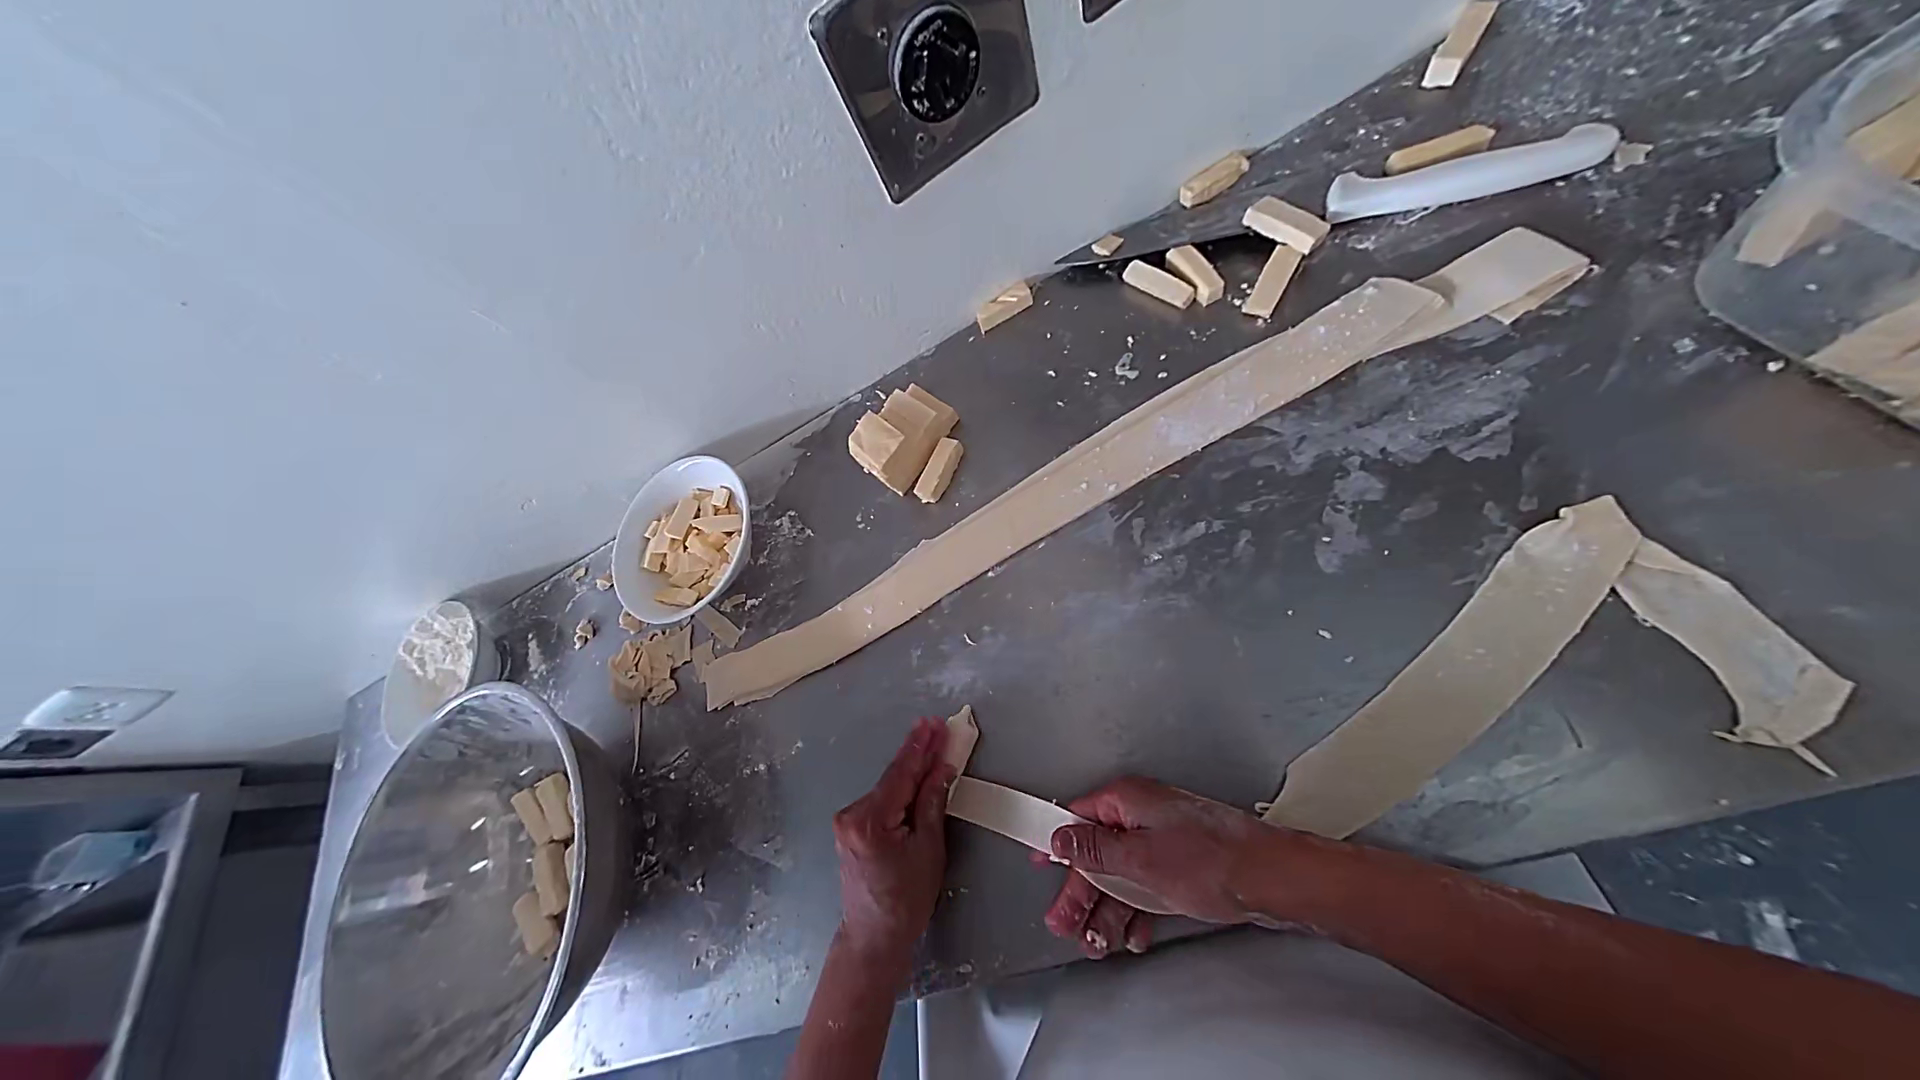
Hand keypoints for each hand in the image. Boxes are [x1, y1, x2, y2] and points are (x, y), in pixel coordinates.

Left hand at [831, 717, 955, 961]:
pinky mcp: (850, 828)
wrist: (874, 937)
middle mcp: (852, 814)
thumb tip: (941, 768)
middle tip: (937, 728)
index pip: (900, 775)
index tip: (934, 724)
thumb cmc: (906, 900)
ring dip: (910, 772)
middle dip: (917, 755)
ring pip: (887, 788)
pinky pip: (881, 800)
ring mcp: (847, 821)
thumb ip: (932, 802)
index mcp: (869, 820)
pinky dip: (900, 789)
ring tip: (933, 749)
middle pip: (892, 778)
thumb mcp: (929, 849)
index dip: (920, 748)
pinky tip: (917, 778)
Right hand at [1041, 776, 1277, 955]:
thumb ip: (1094, 850)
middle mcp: (1143, 815)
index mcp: (1128, 801)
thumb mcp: (1139, 859)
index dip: (1058, 844)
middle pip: (1098, 853)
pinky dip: (1136, 910)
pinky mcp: (1182, 863)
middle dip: (1081, 892)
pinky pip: (1147, 886)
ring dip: (1107, 909)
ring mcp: (1164, 840)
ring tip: (1096, 940)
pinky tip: (1133, 933)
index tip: (1040, 863)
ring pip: (1122, 875)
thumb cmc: (1214, 859)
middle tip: (1065, 921)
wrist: (1273, 879)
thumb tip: (1061, 838)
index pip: (1078, 818)